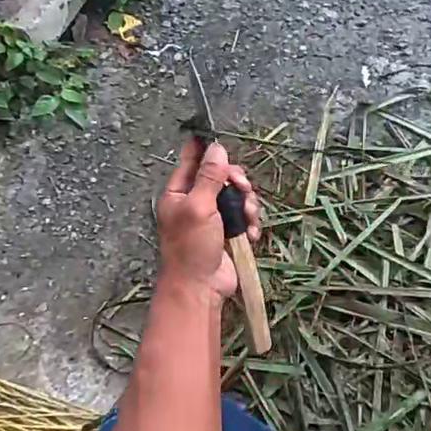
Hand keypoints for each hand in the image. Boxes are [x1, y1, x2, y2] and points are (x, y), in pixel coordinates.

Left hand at [155, 138, 260, 303]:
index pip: (192, 161)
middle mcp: (194, 201)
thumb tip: (217, 149)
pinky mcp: (228, 232)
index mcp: (178, 193)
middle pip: (220, 176)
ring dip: (247, 205)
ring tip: (248, 219)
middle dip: (236, 181)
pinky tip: (251, 234)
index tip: (223, 142)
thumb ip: (209, 177)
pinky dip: (250, 223)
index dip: (207, 150)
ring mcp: (212, 217)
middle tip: (244, 189)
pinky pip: (244, 216)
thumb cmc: (191, 247)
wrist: (200, 288)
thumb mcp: (199, 207)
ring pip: (236, 196)